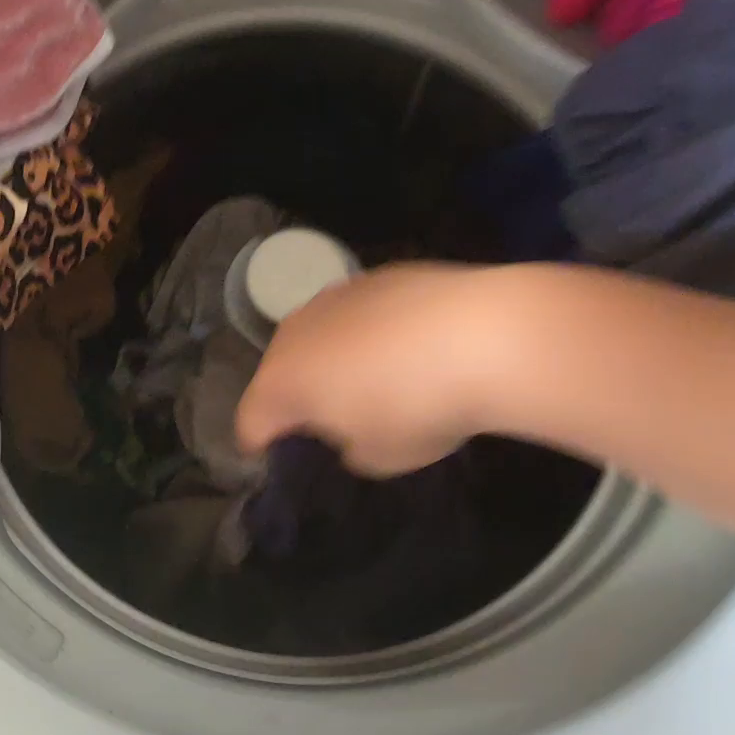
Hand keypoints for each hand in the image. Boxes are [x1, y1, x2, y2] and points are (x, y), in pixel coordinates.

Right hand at [235, 263, 524, 476]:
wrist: (484, 333)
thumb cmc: (419, 407)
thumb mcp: (380, 458)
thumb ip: (347, 446)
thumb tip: (350, 427)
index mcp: (282, 381)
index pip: (250, 423)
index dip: (260, 447)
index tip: (279, 459)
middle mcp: (296, 331)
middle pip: (279, 371)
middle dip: (297, 396)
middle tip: (333, 420)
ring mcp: (335, 295)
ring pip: (317, 335)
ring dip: (332, 358)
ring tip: (377, 379)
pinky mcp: (376, 275)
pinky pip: (357, 313)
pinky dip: (370, 331)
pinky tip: (409, 345)